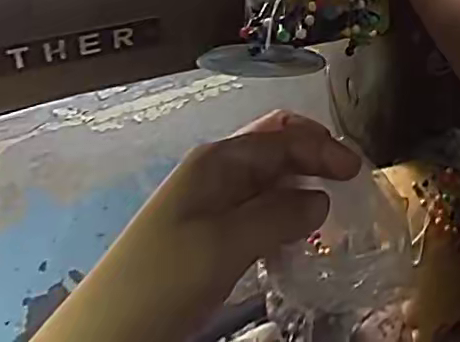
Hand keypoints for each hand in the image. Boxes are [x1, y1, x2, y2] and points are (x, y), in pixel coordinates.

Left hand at [34, 110, 359, 341]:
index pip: (281, 136)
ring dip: (302, 185)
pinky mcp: (211, 235)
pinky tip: (298, 236)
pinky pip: (258, 211)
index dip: (322, 146)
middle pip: (276, 149)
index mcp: (219, 160)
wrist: (103, 335)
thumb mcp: (224, 245)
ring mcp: (213, 203)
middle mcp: (218, 172)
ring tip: (331, 207)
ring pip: (269, 181)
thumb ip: (277, 215)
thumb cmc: (162, 278)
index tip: (356, 171)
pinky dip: (284, 214)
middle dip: (314, 155)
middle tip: (348, 179)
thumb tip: (321, 197)